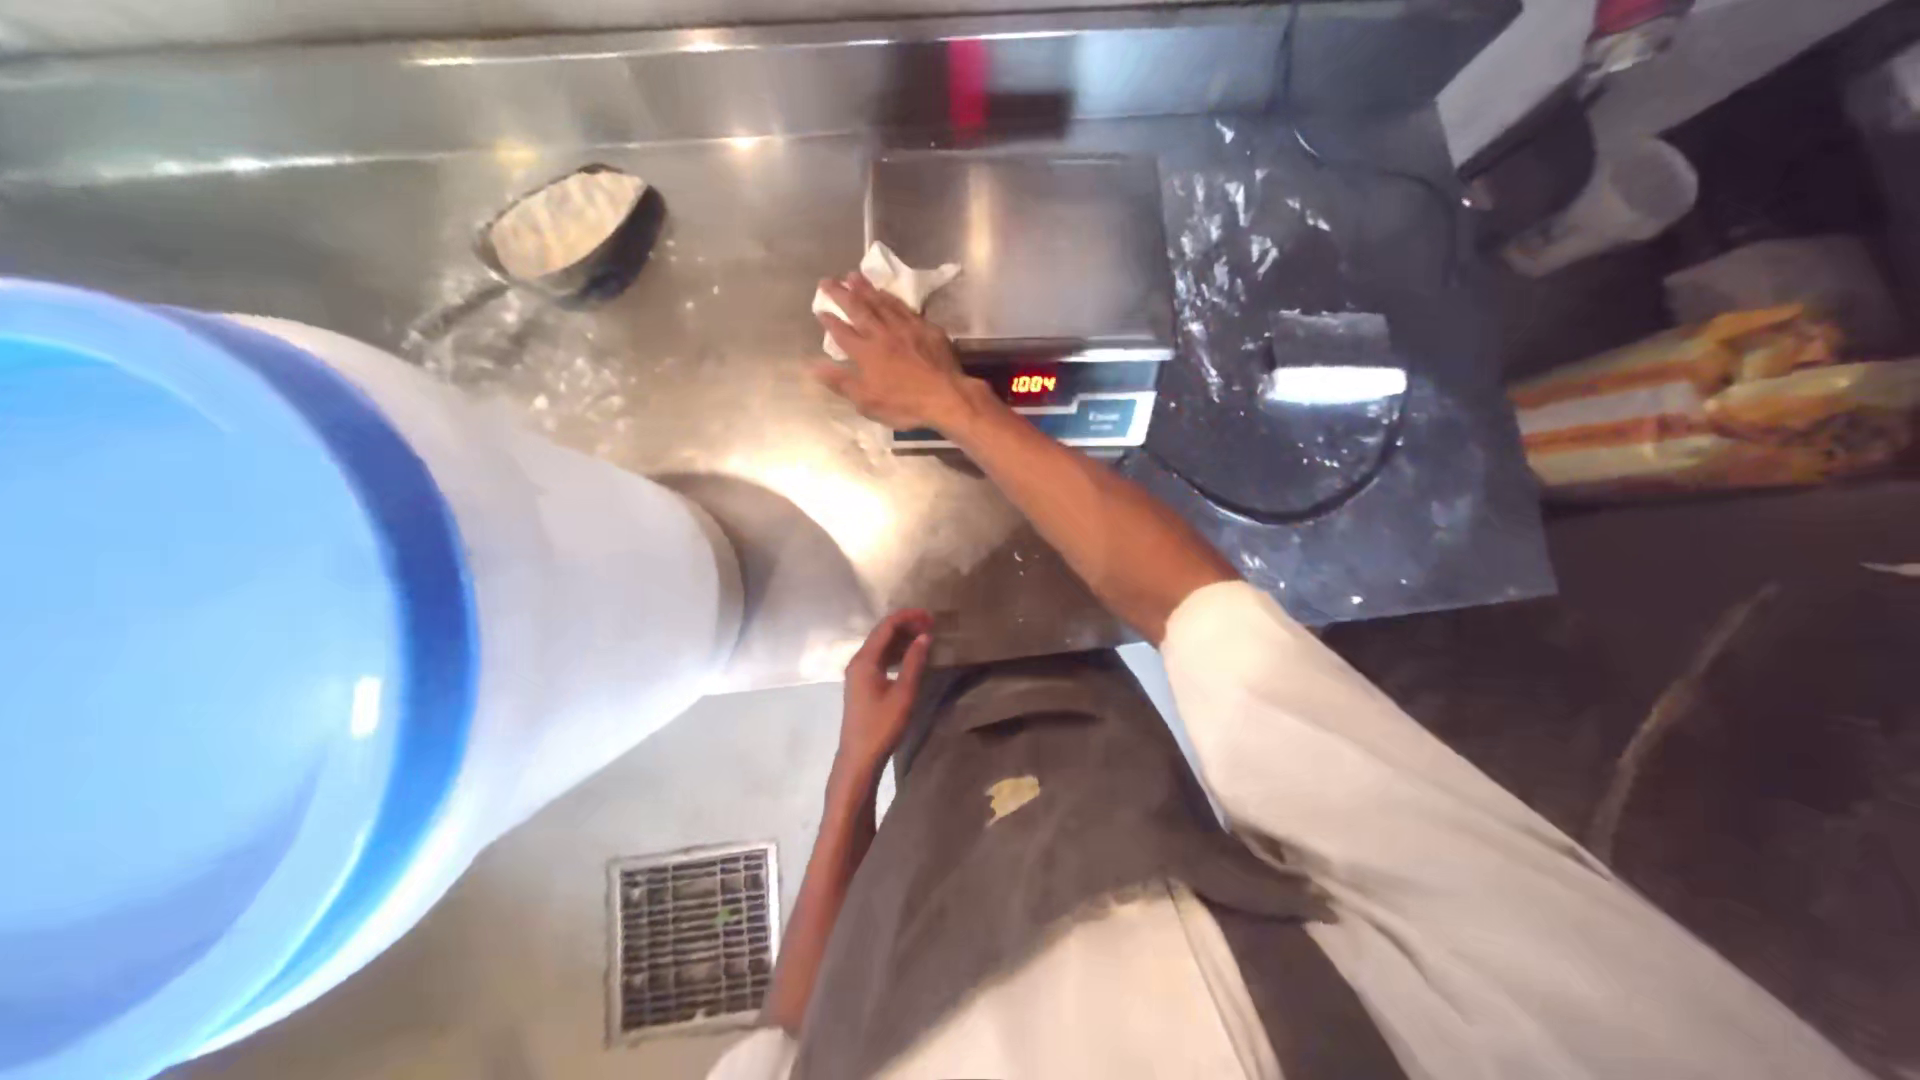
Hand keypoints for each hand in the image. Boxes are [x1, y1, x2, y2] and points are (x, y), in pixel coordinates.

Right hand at [813, 275, 977, 431]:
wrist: (946, 396)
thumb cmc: (904, 404)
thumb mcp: (866, 401)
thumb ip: (840, 382)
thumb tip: (813, 367)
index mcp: (865, 352)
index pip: (842, 332)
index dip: (830, 320)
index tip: (820, 309)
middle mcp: (882, 334)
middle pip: (858, 309)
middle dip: (841, 294)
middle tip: (828, 280)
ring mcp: (905, 327)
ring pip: (881, 302)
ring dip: (866, 288)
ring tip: (853, 275)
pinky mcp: (925, 328)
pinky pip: (904, 307)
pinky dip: (891, 297)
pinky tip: (886, 292)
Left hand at [835, 609, 933, 775]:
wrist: (859, 757)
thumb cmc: (882, 726)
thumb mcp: (904, 693)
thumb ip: (914, 662)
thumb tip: (925, 636)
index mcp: (865, 660)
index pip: (886, 627)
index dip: (908, 617)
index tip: (930, 617)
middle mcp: (858, 661)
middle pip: (882, 634)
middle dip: (906, 625)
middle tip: (931, 625)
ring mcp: (858, 673)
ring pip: (881, 646)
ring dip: (902, 639)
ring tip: (925, 638)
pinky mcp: (862, 684)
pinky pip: (880, 659)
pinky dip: (896, 653)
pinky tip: (911, 657)